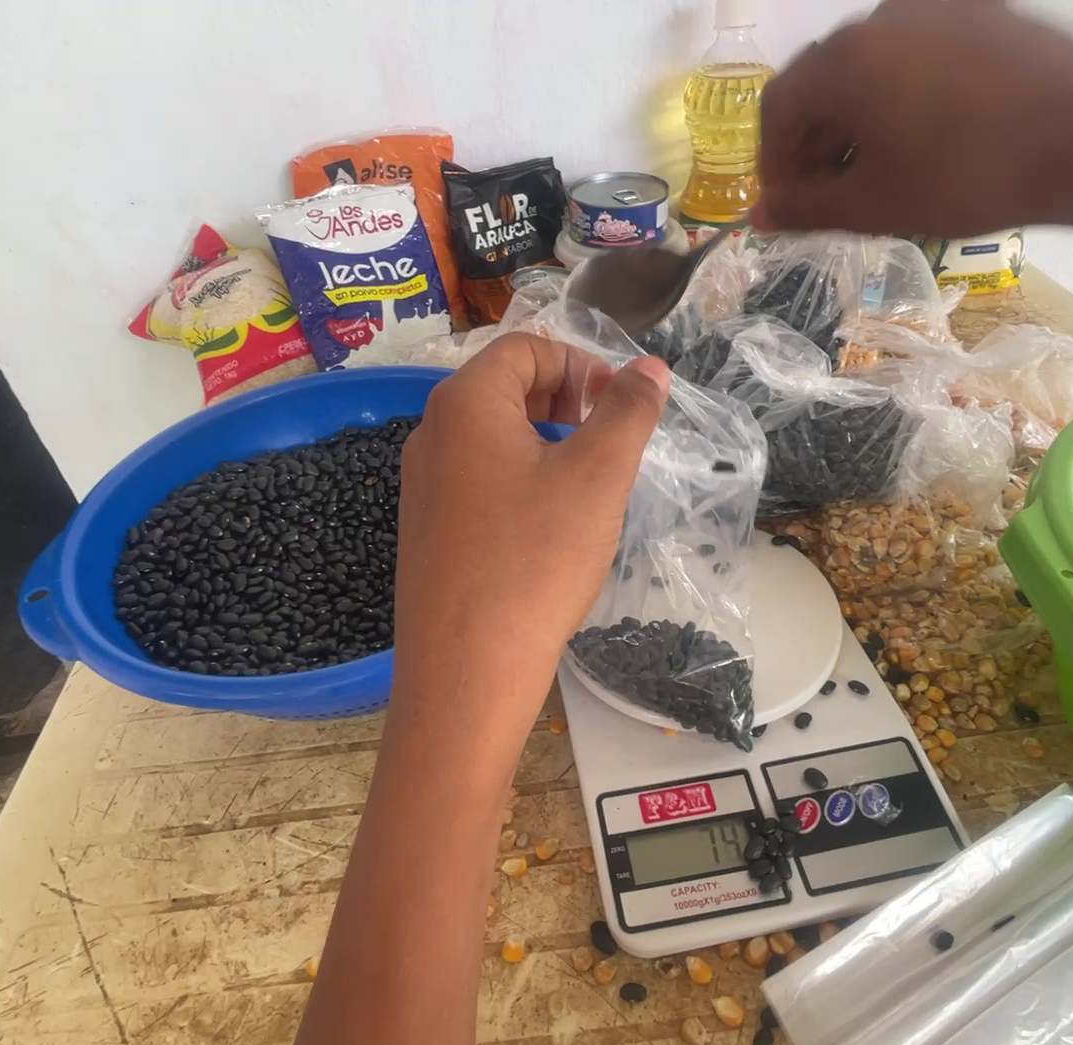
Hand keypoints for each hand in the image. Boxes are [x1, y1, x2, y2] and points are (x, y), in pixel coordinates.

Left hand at [391, 333, 670, 749]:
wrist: (467, 669)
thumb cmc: (535, 560)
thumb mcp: (597, 477)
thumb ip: (628, 412)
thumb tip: (650, 368)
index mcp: (464, 404)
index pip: (524, 347)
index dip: (579, 361)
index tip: (617, 402)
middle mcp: (431, 435)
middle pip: (503, 388)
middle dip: (563, 400)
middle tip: (606, 438)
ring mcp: (422, 486)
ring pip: (490, 438)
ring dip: (544, 442)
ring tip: (584, 483)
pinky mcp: (426, 531)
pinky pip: (476, 481)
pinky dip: (518, 481)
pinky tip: (547, 526)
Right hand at [753, 0, 1072, 236]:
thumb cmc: (965, 177)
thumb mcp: (872, 204)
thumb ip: (804, 209)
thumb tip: (757, 216)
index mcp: (845, 60)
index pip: (777, 107)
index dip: (771, 162)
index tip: (786, 206)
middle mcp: (880, 17)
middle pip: (819, 83)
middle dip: (811, 143)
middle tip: (826, 197)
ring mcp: (933, 7)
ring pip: (865, 68)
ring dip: (850, 122)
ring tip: (872, 173)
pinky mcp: (978, 12)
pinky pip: (910, 55)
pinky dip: (893, 97)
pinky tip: (917, 138)